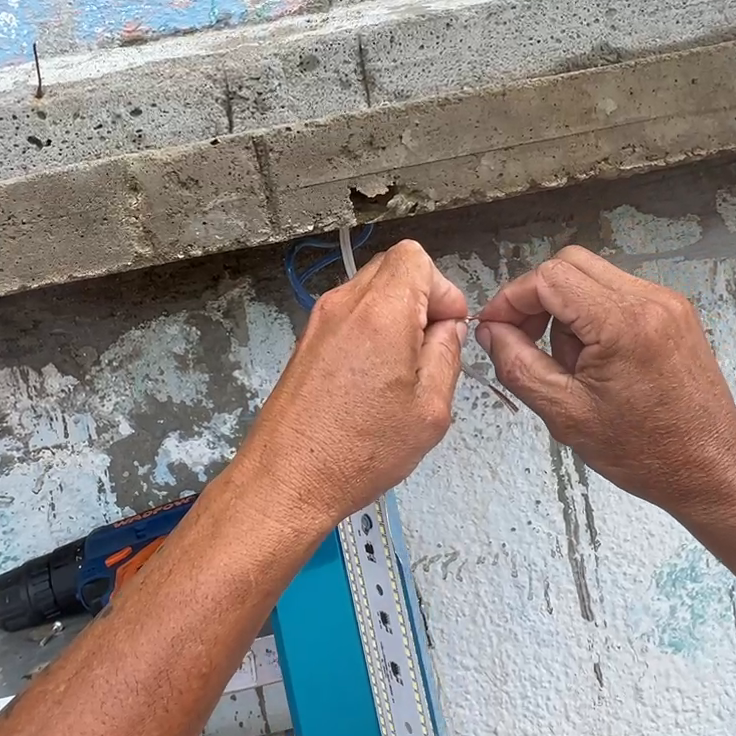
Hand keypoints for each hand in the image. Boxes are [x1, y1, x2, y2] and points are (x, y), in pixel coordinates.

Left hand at [239, 240, 468, 526]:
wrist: (287, 478)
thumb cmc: (360, 450)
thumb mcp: (430, 408)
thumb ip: (447, 355)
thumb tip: (448, 329)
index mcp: (380, 312)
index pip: (415, 257)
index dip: (441, 288)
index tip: (446, 329)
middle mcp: (345, 304)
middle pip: (393, 268)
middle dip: (420, 298)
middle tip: (427, 349)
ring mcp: (320, 319)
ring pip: (370, 291)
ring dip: (395, 316)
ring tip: (400, 370)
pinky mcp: (307, 339)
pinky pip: (349, 314)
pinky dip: (370, 330)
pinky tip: (373, 379)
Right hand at [475, 246, 735, 521]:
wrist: (711, 470)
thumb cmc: (643, 452)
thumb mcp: (565, 414)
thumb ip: (517, 364)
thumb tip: (491, 330)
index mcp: (623, 323)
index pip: (549, 278)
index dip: (512, 299)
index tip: (495, 329)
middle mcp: (649, 299)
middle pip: (568, 263)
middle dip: (536, 297)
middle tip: (524, 339)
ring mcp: (666, 301)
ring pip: (590, 274)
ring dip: (563, 306)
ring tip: (568, 360)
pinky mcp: (674, 311)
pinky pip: (615, 290)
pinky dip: (590, 312)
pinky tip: (592, 356)